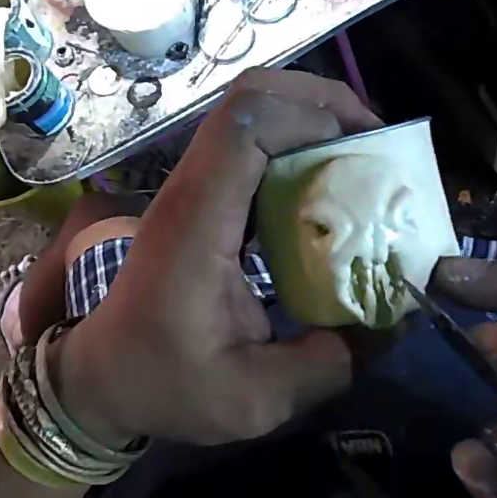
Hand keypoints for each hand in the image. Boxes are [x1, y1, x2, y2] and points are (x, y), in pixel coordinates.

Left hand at [53, 69, 380, 445]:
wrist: (101, 378)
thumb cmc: (164, 386)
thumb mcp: (256, 399)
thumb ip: (331, 363)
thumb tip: (394, 320)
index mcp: (197, 224)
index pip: (247, 124)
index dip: (313, 117)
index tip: (370, 153)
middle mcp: (189, 192)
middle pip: (249, 98)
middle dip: (321, 104)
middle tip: (377, 144)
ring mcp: (188, 192)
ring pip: (247, 116)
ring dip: (308, 122)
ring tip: (362, 159)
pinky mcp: (195, 204)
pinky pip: (246, 150)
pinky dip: (291, 150)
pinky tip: (326, 189)